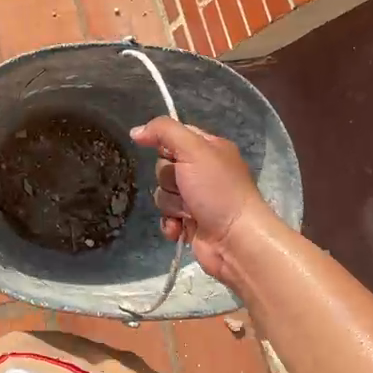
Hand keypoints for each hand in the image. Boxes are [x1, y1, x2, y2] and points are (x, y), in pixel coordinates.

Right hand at [131, 117, 272, 286]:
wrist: (237, 241)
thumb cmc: (218, 190)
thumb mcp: (193, 149)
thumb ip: (164, 131)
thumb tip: (135, 131)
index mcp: (210, 149)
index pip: (175, 135)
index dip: (166, 144)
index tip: (169, 155)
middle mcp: (203, 172)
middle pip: (164, 166)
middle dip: (169, 179)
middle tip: (184, 186)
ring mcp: (197, 199)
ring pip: (163, 192)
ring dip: (171, 204)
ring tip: (189, 212)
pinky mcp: (190, 223)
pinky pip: (166, 216)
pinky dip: (170, 223)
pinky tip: (179, 228)